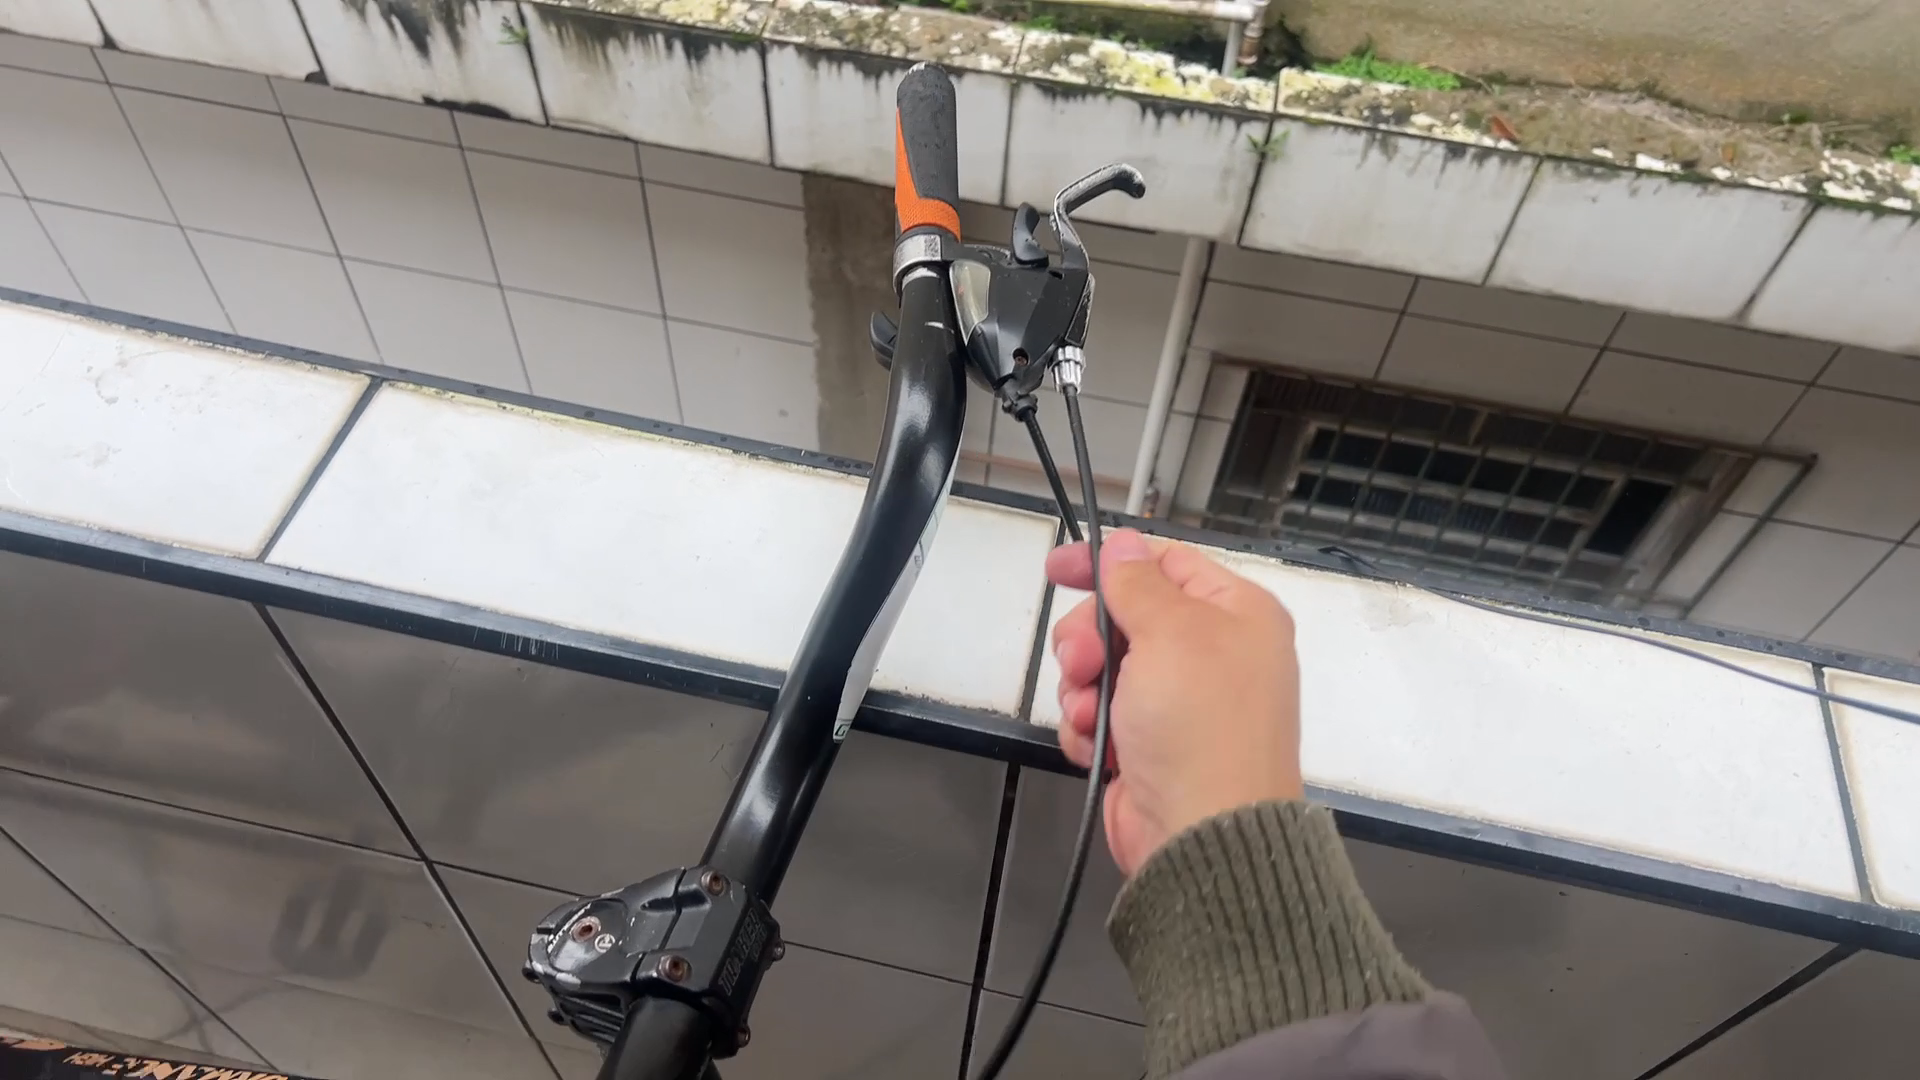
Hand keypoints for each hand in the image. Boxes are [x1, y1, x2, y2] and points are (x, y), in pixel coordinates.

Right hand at [1047, 529, 1303, 877]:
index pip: (1163, 562)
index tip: (1057, 570)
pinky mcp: (1146, 740)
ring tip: (1092, 714)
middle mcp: (1208, 652)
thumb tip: (1123, 542)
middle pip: (1123, 615)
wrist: (1202, 841)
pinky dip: (1088, 725)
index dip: (1107, 563)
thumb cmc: (1197, 723)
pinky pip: (1098, 710)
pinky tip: (1097, 747)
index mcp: (1233, 614)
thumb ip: (1138, 582)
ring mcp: (1175, 699)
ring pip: (1101, 664)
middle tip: (1084, 662)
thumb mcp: (1171, 635)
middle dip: (1090, 638)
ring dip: (1083, 686)